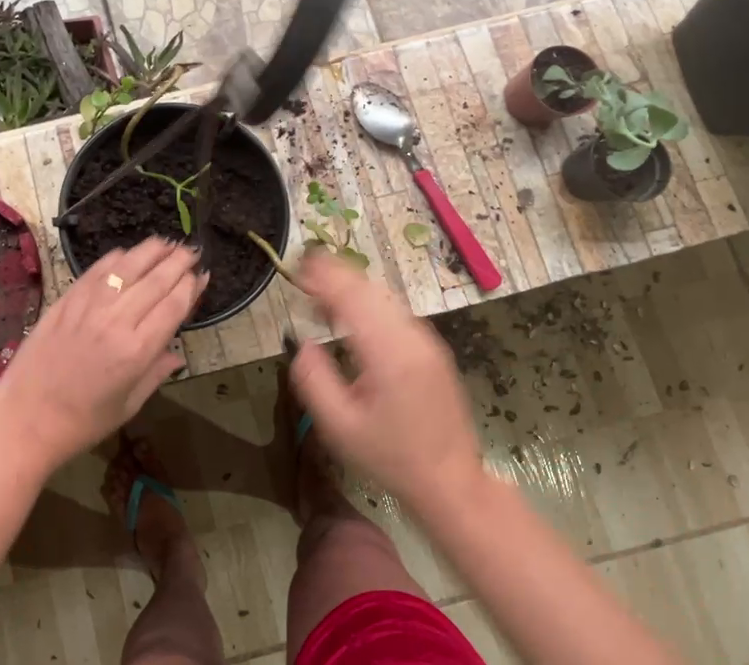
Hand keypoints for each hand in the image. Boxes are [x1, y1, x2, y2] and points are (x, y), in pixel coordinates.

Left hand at [0, 239, 203, 473]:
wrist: (25, 418)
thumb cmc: (81, 423)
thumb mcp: (128, 406)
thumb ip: (155, 374)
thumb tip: (177, 354)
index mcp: (137, 351)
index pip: (174, 305)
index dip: (191, 286)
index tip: (202, 275)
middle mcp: (116, 321)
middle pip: (155, 281)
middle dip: (177, 262)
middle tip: (192, 251)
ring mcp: (89, 306)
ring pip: (127, 268)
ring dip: (150, 252)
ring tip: (166, 243)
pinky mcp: (67, 300)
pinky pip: (96, 271)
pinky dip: (115, 258)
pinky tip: (127, 253)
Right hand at [289, 252, 481, 499]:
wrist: (450, 481)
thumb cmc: (389, 457)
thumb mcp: (339, 426)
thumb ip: (313, 380)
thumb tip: (302, 343)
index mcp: (388, 353)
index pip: (352, 297)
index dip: (324, 277)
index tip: (298, 267)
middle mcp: (411, 337)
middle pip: (369, 289)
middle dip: (335, 274)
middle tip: (303, 272)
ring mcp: (427, 342)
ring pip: (384, 298)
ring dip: (352, 288)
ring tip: (320, 293)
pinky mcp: (432, 350)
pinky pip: (395, 312)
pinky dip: (368, 303)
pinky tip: (350, 315)